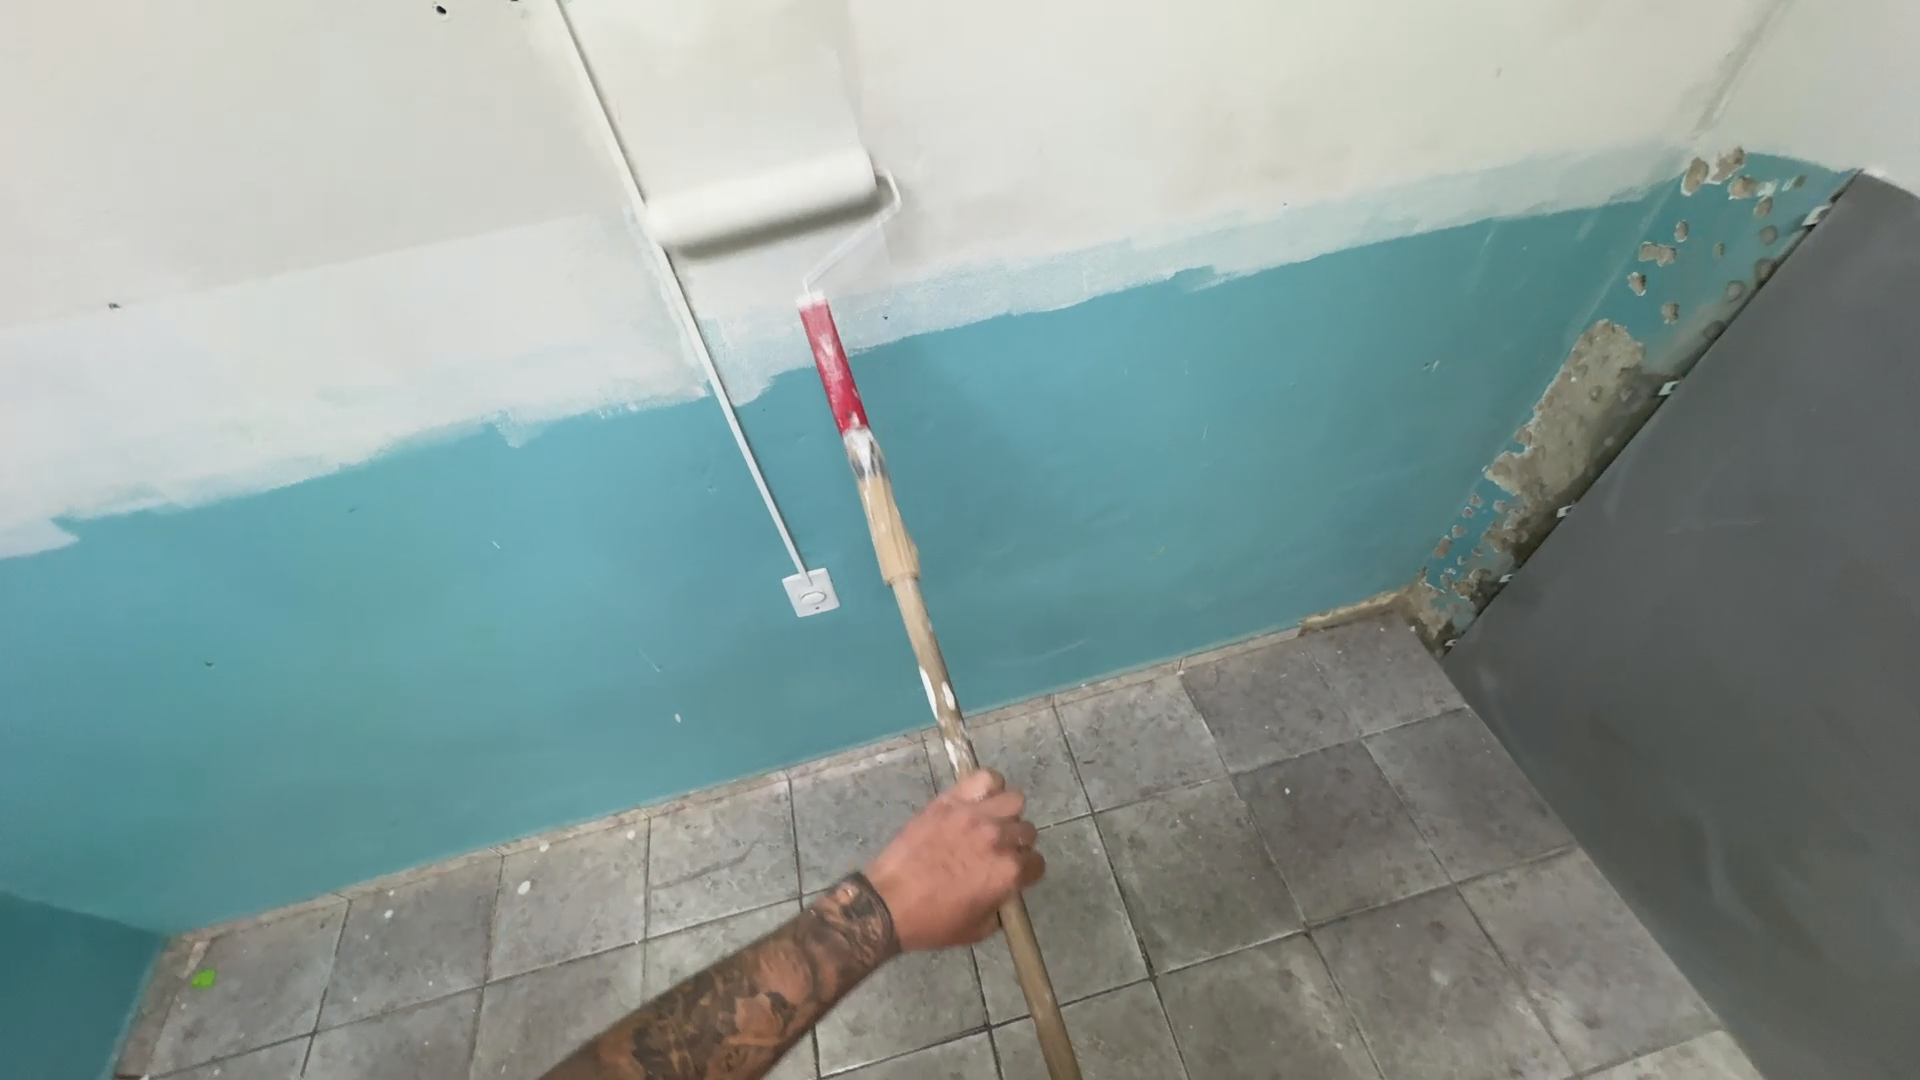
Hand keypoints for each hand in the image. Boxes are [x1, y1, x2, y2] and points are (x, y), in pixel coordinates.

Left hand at [862, 768, 1044, 950]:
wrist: (889, 901)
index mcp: (1007, 873)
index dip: (1027, 871)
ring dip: (1006, 813)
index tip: (1015, 873)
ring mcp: (975, 815)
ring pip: (1014, 799)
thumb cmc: (933, 922)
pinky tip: (979, 801)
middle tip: (998, 850)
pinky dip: (989, 786)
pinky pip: (985, 778)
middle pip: (1027, 830)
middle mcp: (998, 839)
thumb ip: (1001, 904)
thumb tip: (1006, 888)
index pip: (1037, 863)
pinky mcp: (952, 800)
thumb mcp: (978, 929)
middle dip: (1017, 843)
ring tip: (989, 823)